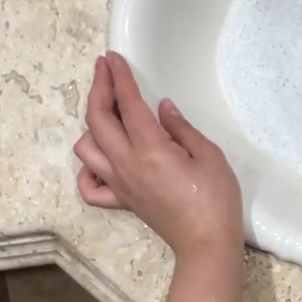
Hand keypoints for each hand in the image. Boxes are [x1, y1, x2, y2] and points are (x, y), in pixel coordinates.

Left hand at [74, 51, 243, 260]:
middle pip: (97, 119)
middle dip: (99, 89)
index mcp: (150, 148)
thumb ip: (182, 129)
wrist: (207, 243)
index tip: (113, 59)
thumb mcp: (209, 156)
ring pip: (86, 148)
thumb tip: (163, 109)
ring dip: (92, 126)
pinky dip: (88, 171)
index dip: (119, 77)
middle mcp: (127, 164)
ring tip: (110, 115)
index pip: (127, 103)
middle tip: (106, 71)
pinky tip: (101, 162)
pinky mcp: (123, 201)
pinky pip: (90, 186)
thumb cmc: (215, 201)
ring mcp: (120, 184)